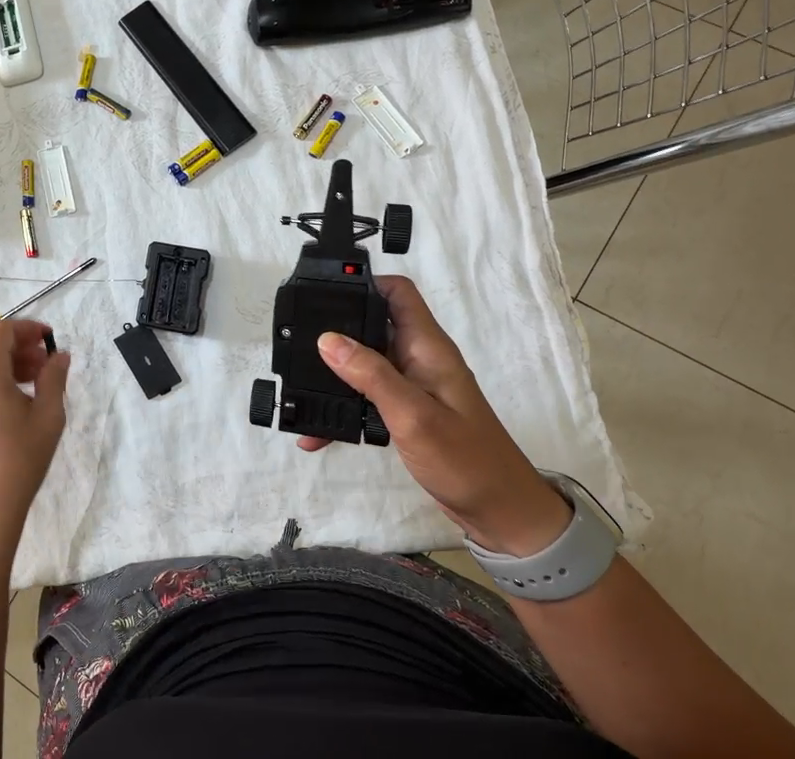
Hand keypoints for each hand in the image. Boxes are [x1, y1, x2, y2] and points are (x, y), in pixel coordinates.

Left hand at [0, 318, 70, 529]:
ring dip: (9, 364)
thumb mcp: (49, 416)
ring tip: (36, 382)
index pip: (3, 331)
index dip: (28, 327)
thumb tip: (59, 356)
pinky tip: (16, 401)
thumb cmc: (21, 459)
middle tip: (47, 363)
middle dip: (21, 348)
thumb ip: (54, 378)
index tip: (49, 338)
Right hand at [305, 275, 570, 556]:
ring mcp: (413, 387)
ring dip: (333, 375)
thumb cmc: (465, 460)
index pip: (397, 293)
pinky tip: (316, 430)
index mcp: (428, 348)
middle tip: (295, 341)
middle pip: (372, 326)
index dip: (363, 283)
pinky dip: (341, 409)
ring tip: (297, 386)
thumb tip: (327, 339)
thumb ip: (371, 375)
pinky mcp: (406, 413)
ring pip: (363, 364)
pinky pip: (364, 398)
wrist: (500, 513)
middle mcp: (419, 359)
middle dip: (334, 330)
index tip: (321, 291)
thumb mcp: (413, 415)